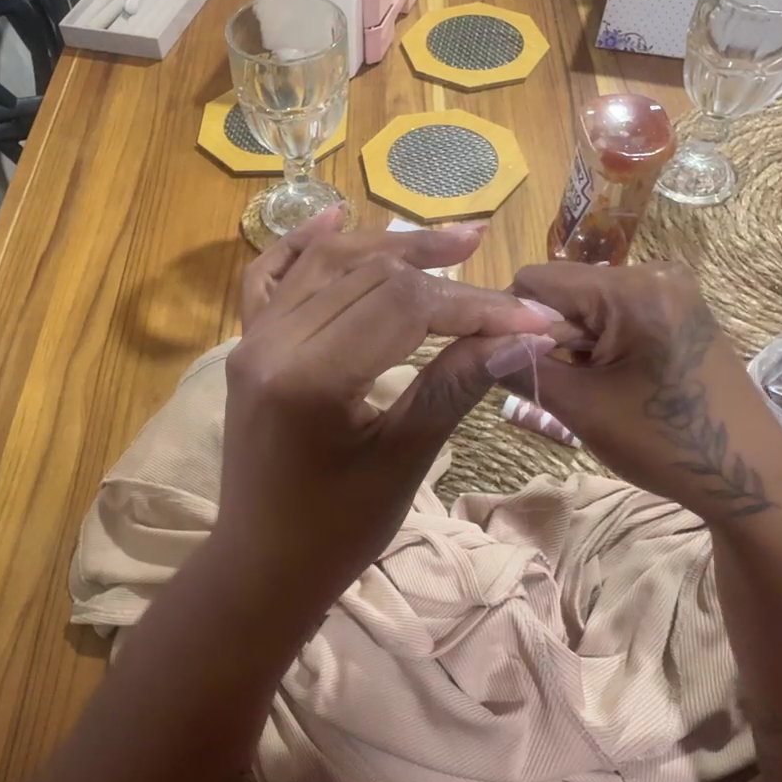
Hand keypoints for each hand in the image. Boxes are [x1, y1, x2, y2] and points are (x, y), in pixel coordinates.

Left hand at [212, 208, 560, 603]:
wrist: (262, 565)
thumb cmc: (336, 532)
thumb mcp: (404, 461)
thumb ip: (456, 386)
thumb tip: (525, 336)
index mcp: (310, 378)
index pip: (406, 308)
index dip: (476, 307)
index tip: (535, 317)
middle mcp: (271, 343)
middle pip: (369, 276)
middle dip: (441, 274)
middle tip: (501, 272)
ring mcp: (252, 341)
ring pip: (327, 266)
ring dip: (389, 248)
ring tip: (453, 240)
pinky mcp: (247, 347)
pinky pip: (270, 280)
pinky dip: (302, 246)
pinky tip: (334, 217)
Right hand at [501, 262, 781, 522]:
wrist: (748, 476)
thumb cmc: (664, 443)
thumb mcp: (581, 408)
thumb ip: (523, 368)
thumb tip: (476, 344)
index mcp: (632, 289)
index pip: (536, 281)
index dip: (511, 321)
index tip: (512, 366)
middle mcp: (654, 274)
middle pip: (563, 290)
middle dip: (546, 336)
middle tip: (557, 387)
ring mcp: (672, 291)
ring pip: (587, 305)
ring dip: (571, 344)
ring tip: (588, 390)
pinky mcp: (680, 311)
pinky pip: (616, 315)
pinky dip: (598, 345)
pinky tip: (611, 382)